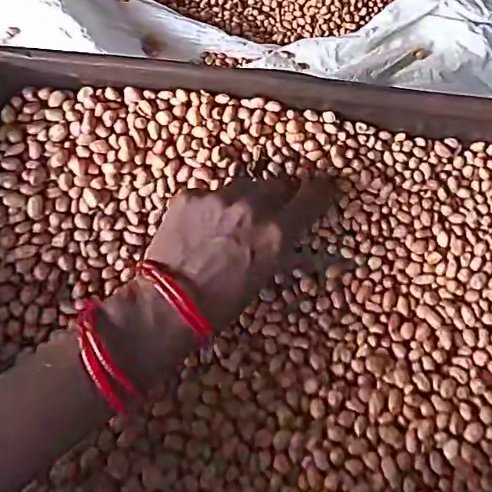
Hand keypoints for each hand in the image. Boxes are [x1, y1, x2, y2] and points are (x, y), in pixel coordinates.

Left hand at [143, 175, 336, 328]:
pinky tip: (200, 228)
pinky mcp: (189, 195)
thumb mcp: (263, 275)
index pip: (311, 197)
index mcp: (276, 232)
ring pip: (241, 186)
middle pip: (275, 186)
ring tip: (229, 223)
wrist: (169, 304)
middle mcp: (251, 208)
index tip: (322, 188)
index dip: (319, 191)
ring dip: (242, 199)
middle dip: (275, 197)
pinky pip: (208, 194)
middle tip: (267, 212)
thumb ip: (277, 244)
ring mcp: (217, 198)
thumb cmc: (222, 303)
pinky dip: (209, 207)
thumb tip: (286, 231)